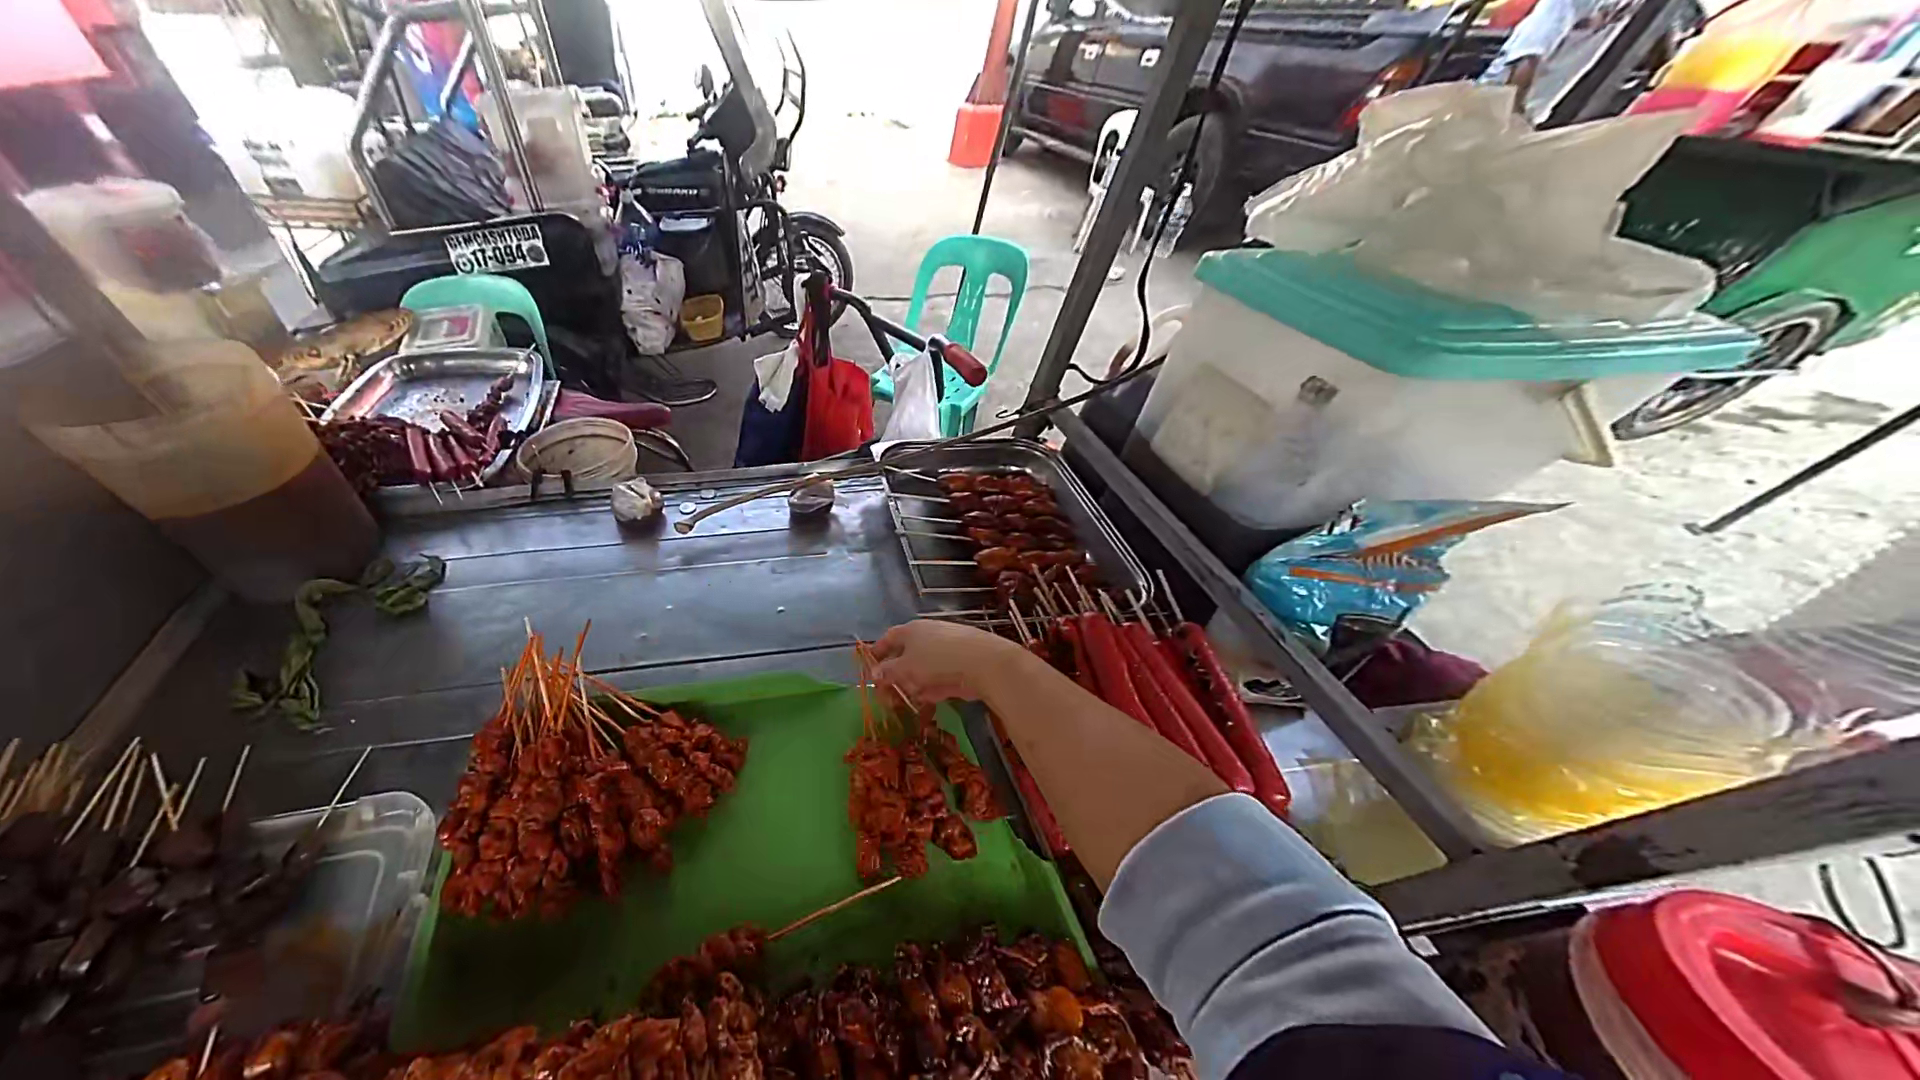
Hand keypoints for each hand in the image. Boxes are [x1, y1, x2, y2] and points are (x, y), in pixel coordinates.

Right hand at [870, 620, 1027, 705]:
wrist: (982, 663)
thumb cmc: (937, 659)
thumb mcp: (906, 667)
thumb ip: (889, 671)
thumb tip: (875, 674)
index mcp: (912, 630)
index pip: (889, 638)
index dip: (878, 651)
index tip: (869, 666)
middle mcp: (928, 635)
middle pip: (906, 655)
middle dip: (897, 676)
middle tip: (888, 696)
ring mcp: (946, 649)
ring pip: (923, 669)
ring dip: (915, 684)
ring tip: (911, 699)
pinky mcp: (960, 664)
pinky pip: (940, 676)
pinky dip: (933, 687)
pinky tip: (932, 697)